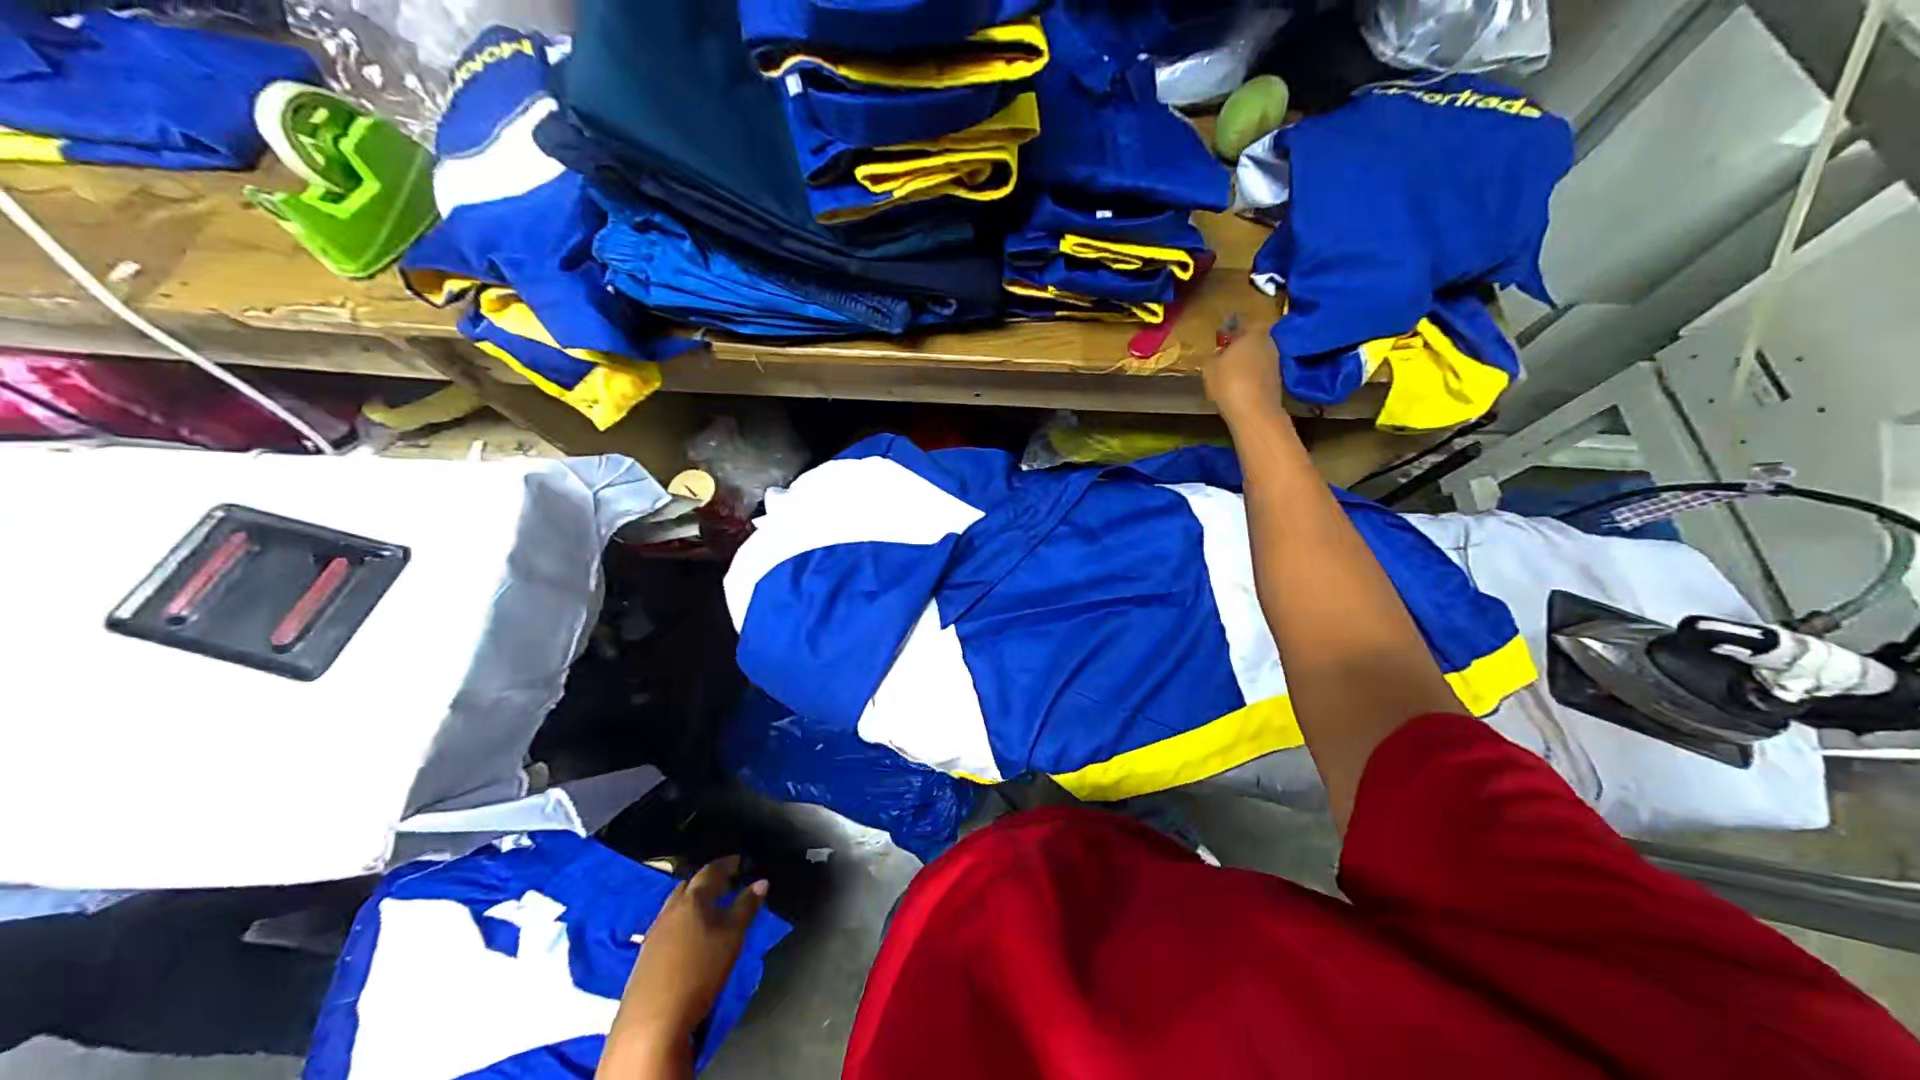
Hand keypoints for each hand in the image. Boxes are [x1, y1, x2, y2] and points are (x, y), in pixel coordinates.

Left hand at [600, 856, 767, 1076]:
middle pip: (689, 885)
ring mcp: (654, 932)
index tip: (739, 861)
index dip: (726, 864)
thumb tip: (761, 882)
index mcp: (693, 899)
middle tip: (725, 882)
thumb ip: (746, 907)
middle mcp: (670, 909)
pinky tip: (688, 935)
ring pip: (675, 905)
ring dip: (692, 900)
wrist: (653, 1018)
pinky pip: (667, 924)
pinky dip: (681, 920)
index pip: (711, 872)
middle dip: (707, 880)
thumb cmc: (700, 970)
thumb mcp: (732, 937)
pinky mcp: (645, 954)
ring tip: (708, 908)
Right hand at [1203, 329, 1288, 426]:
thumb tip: (1217, 354)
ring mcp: (1275, 362)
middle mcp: (1268, 343)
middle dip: (1240, 346)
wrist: (1254, 412)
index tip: (1221, 336)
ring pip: (1258, 356)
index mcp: (1253, 333)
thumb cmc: (1229, 382)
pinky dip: (1252, 375)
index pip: (1242, 324)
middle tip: (1224, 355)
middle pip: (1252, 340)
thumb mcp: (1209, 368)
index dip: (1231, 330)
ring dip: (1247, 362)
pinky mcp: (1277, 379)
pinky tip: (1240, 385)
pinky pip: (1260, 371)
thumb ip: (1213, 357)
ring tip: (1231, 372)